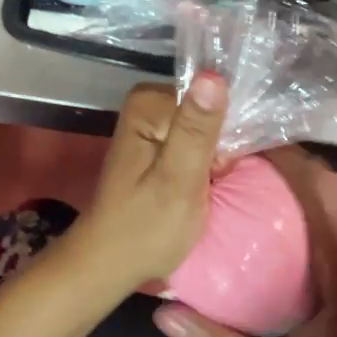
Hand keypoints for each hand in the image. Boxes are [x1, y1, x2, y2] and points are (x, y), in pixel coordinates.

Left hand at [59, 76, 228, 296]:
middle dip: (220, 148)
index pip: (208, 97)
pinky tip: (200, 186)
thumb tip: (212, 74)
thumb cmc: (145, 227)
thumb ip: (196, 130)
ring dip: (215, 159)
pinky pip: (197, 143)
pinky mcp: (159, 145)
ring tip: (205, 188)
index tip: (216, 170)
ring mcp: (152, 124)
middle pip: (208, 111)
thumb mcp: (178, 180)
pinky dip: (205, 165)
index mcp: (148, 103)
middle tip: (209, 183)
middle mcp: (148, 104)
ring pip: (206, 129)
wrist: (113, 262)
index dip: (223, 135)